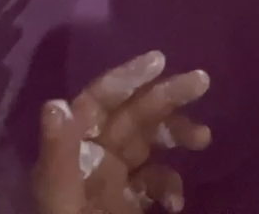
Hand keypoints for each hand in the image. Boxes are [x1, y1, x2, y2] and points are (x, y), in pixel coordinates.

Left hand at [31, 51, 212, 213]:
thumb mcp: (63, 206)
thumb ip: (59, 159)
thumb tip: (55, 104)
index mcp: (71, 156)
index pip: (97, 103)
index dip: (125, 78)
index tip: (161, 60)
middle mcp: (90, 163)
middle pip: (129, 117)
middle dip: (164, 97)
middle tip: (202, 81)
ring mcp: (109, 187)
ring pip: (146, 143)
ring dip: (174, 134)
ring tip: (203, 140)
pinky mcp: (126, 209)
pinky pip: (152, 182)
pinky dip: (169, 184)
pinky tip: (176, 202)